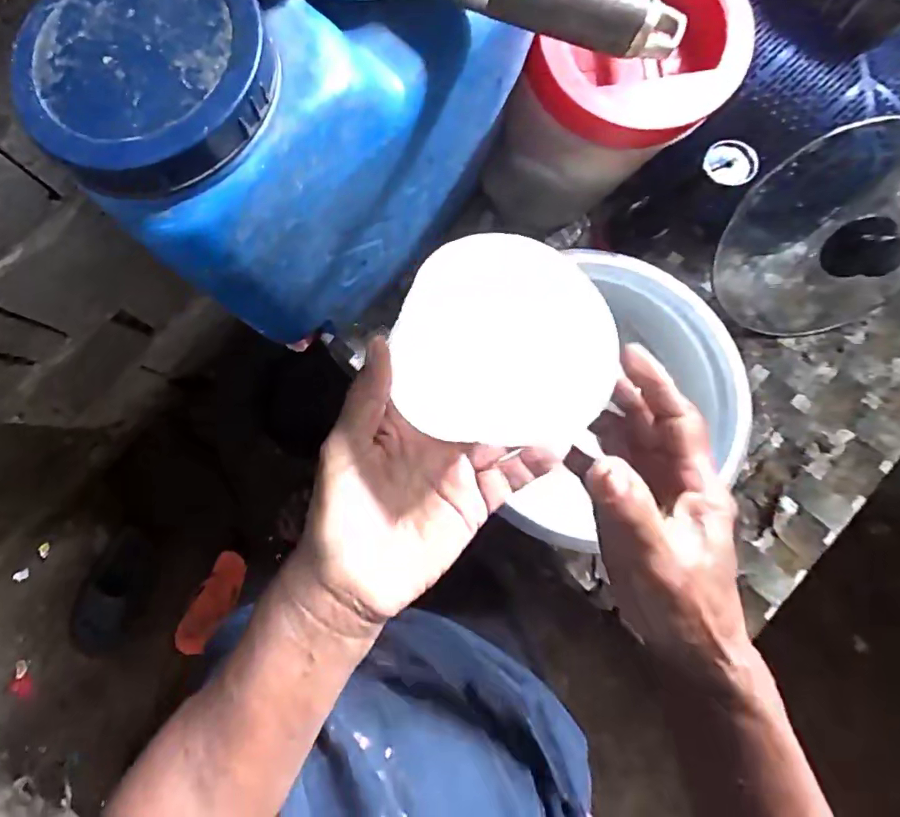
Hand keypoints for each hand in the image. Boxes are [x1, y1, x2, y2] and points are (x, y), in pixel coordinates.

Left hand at [291, 336, 561, 633]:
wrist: (355, 579)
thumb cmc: (341, 505)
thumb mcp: (346, 444)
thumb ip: (368, 398)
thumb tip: (382, 341)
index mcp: (400, 419)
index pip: (430, 378)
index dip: (451, 354)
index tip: (481, 320)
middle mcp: (433, 437)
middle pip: (471, 403)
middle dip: (498, 381)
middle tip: (537, 349)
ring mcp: (458, 469)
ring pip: (497, 436)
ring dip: (524, 417)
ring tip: (558, 391)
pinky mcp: (476, 501)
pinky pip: (509, 478)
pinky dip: (532, 464)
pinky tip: (555, 445)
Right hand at [569, 344, 752, 681]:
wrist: (685, 645)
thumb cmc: (685, 603)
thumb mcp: (659, 557)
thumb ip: (631, 510)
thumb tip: (602, 465)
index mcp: (694, 484)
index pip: (678, 421)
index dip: (657, 385)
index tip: (630, 352)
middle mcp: (670, 478)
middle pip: (647, 423)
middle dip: (623, 390)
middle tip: (586, 361)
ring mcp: (646, 491)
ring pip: (623, 440)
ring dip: (598, 415)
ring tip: (565, 389)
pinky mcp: (623, 506)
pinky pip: (600, 466)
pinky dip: (580, 450)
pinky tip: (553, 438)